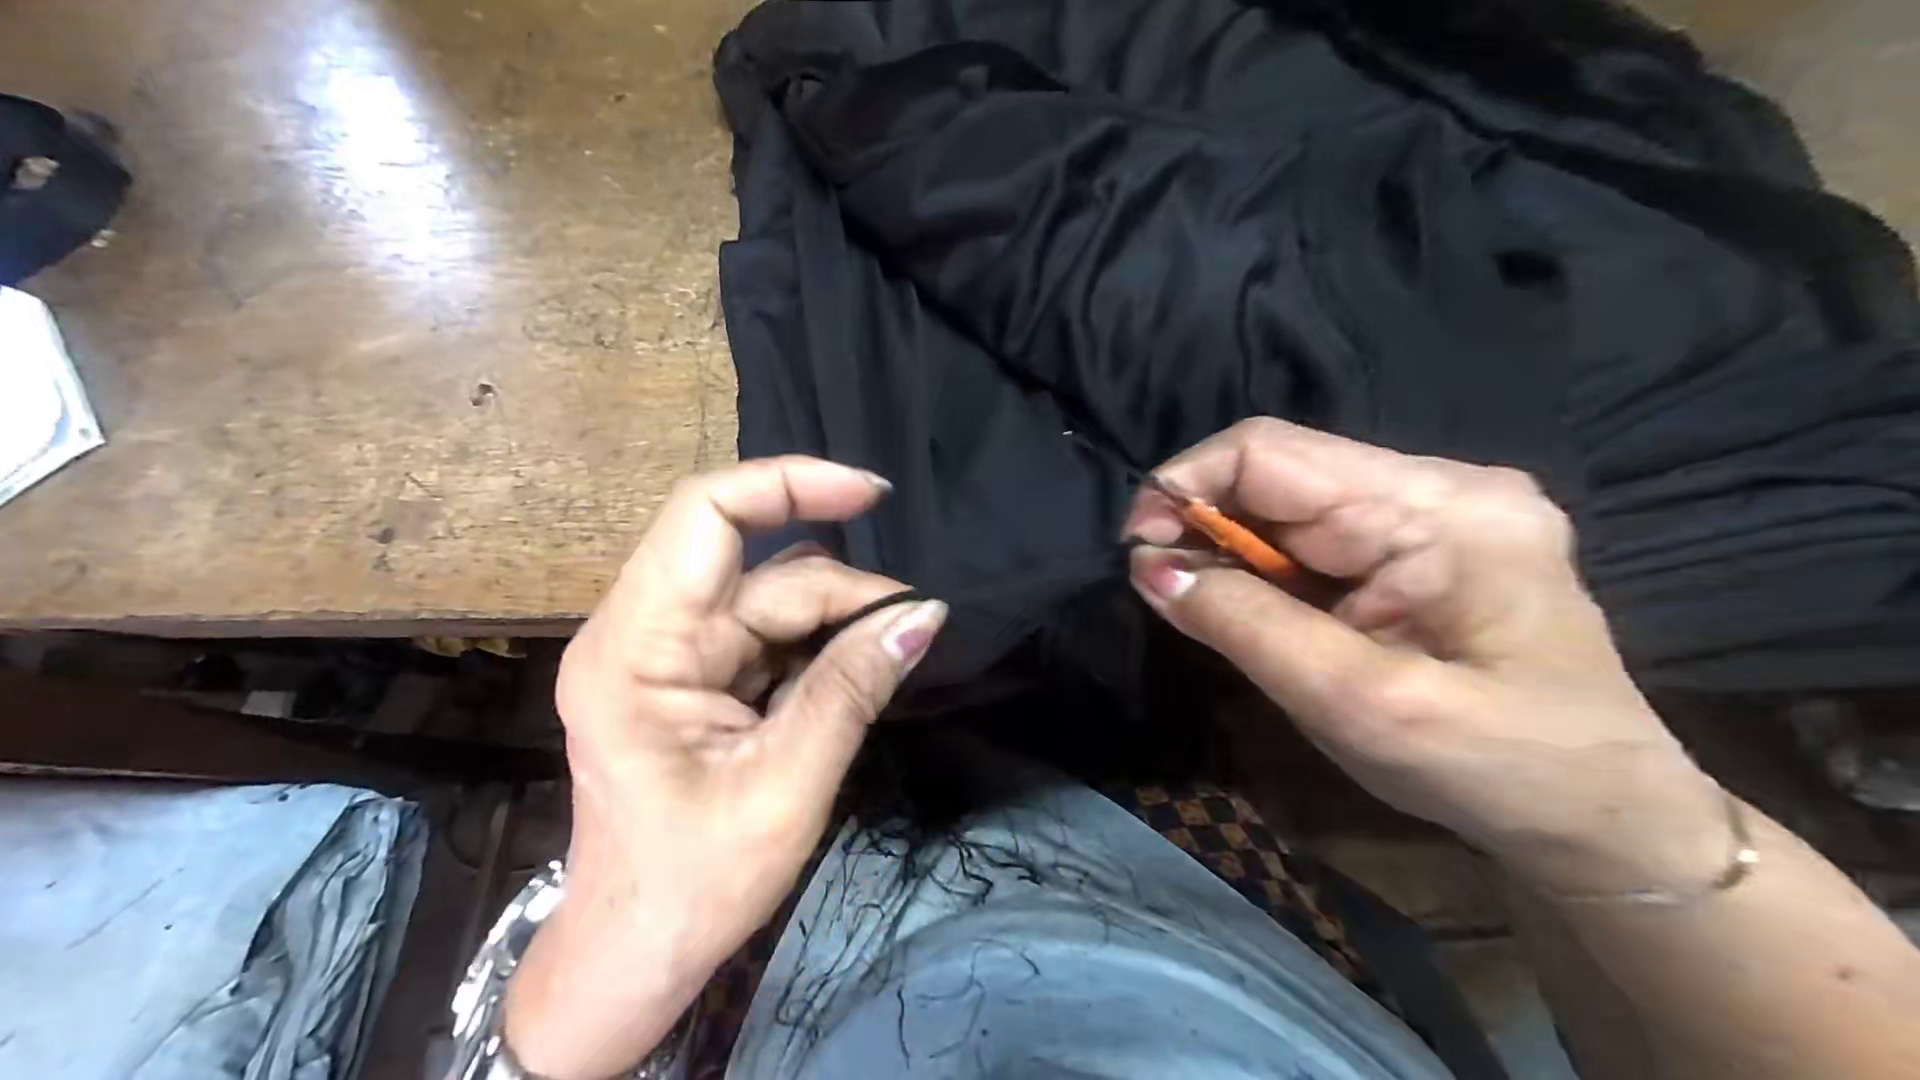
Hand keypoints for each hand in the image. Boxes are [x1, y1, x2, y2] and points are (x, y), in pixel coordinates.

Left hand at [504, 457, 946, 1079]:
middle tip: (915, 621)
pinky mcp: (700, 674)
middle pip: (759, 567)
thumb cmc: (693, 884)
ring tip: (895, 646)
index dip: (789, 483)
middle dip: (843, 588)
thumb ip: (853, 689)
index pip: (705, 516)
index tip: (870, 495)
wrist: (636, 952)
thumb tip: (927, 614)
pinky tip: (862, 664)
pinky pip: (773, 633)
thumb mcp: (786, 786)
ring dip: (841, 617)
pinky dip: (824, 644)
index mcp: (637, 647)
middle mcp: (647, 631)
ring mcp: (674, 652)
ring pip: (775, 598)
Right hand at [1124, 419, 1729, 897]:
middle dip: (1202, 525)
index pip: (1270, 451)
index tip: (1138, 550)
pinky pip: (1306, 535)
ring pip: (1283, 505)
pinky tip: (1254, 609)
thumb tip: (1147, 568)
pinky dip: (1259, 570)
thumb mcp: (1356, 703)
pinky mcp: (1416, 544)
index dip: (1184, 485)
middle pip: (1274, 473)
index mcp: (1441, 508)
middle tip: (1162, 587)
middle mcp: (1435, 487)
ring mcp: (1429, 512)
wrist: (1598, 821)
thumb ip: (1244, 625)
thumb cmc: (1495, 770)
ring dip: (1227, 552)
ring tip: (1207, 608)